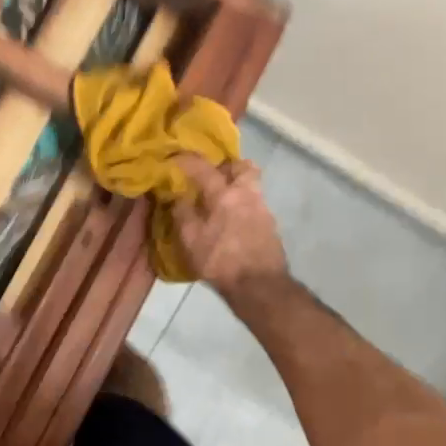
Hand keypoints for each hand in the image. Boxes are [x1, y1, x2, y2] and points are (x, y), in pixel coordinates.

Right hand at [169, 156, 288, 295]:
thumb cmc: (219, 260)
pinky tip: (230, 222)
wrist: (259, 286)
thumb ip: (182, 213)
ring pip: (251, 187)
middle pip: (244, 167)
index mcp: (224, 195)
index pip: (204, 167)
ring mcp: (263, 210)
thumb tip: (178, 197)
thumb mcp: (190, 239)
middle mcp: (247, 195)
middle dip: (228, 166)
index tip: (175, 159)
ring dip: (236, 187)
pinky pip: (254, 205)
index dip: (187, 160)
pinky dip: (242, 206)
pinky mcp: (270, 226)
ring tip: (218, 202)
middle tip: (212, 175)